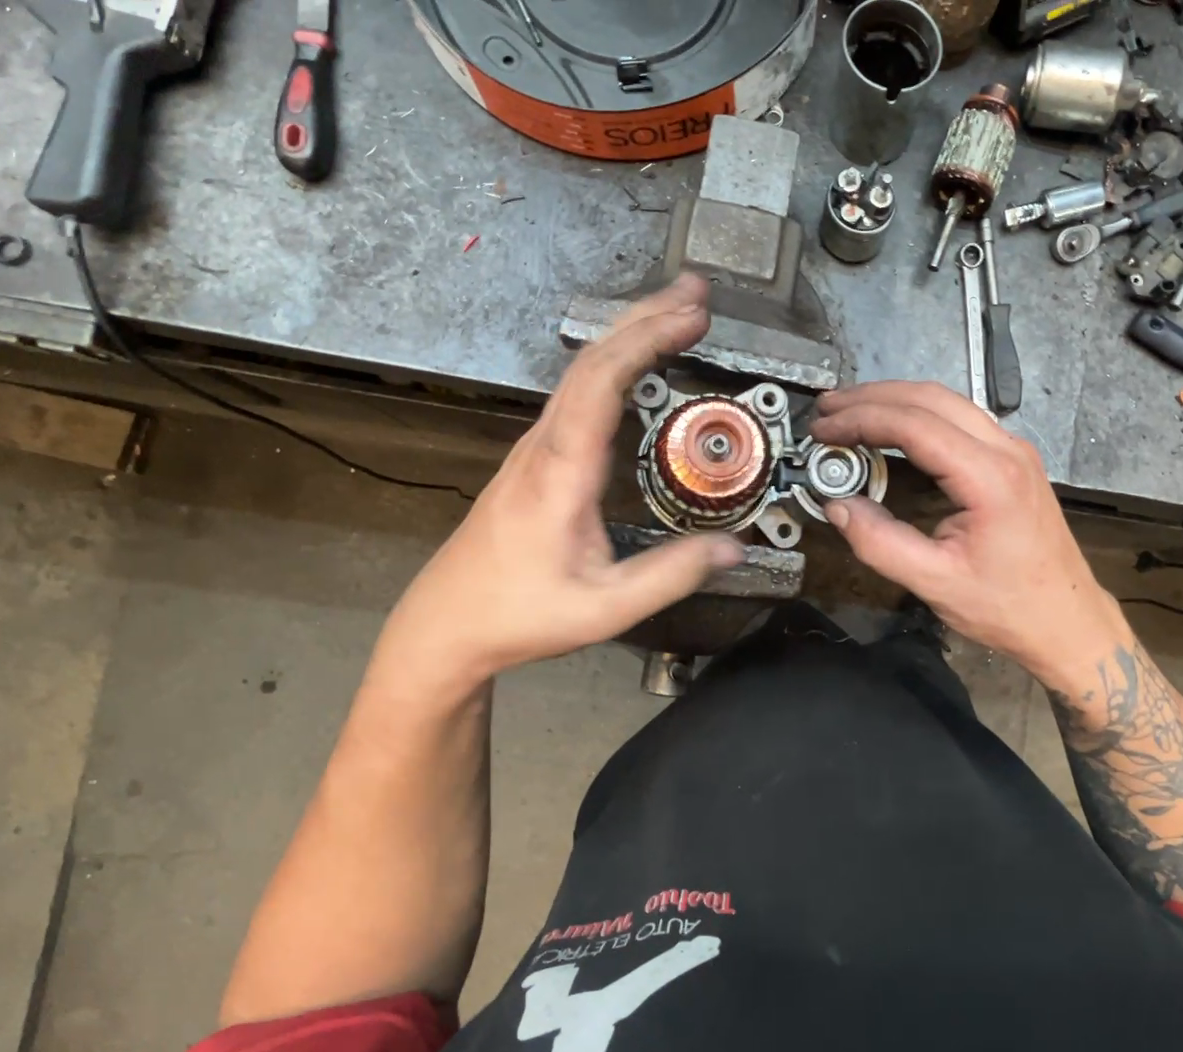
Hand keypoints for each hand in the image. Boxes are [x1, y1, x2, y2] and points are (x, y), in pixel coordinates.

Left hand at [373, 276, 743, 694]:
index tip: (691, 317)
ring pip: (581, 372)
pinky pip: (576, 394)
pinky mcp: (535, 460)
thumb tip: (735, 548)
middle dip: (645, 318)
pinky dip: (612, 366)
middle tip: (696, 295)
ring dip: (628, 336)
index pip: (601, 383)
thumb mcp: (606, 607)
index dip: (647, 340)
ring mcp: (535, 449)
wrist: (447, 625)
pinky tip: (635, 366)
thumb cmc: (519, 614)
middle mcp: (544, 446)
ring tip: (675, 315)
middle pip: (591, 360)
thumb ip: (671, 575)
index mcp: (561, 471)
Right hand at [809, 381, 1127, 680]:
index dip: (861, 421)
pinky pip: (960, 418)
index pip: (915, 425)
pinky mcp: (1013, 460)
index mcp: (990, 478)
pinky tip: (890, 427)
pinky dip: (918, 414)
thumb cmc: (1008, 607)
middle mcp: (1007, 450)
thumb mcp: (936, 583)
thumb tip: (837, 506)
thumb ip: (880, 543)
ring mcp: (1014, 451)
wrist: (1065, 619)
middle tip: (825, 411)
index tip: (823, 431)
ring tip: (848, 413)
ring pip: (947, 401)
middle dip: (871, 398)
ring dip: (894, 400)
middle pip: (931, 398)